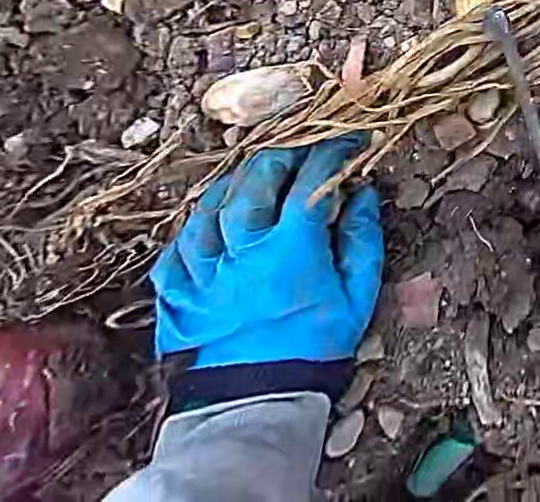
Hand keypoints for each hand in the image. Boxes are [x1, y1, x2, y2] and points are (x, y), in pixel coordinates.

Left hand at [152, 135, 382, 366]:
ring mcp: (203, 272)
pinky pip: (176, 247)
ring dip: (238, 182)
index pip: (311, 180)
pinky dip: (197, 223)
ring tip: (259, 171)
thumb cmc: (319, 338)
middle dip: (283, 155)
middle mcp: (242, 251)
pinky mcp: (177, 295)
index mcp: (291, 247)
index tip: (351, 142)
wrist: (260, 397)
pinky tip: (214, 216)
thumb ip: (363, 233)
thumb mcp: (360, 285)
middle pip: (254, 181)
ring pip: (209, 208)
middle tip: (304, 148)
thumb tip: (363, 190)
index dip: (334, 153)